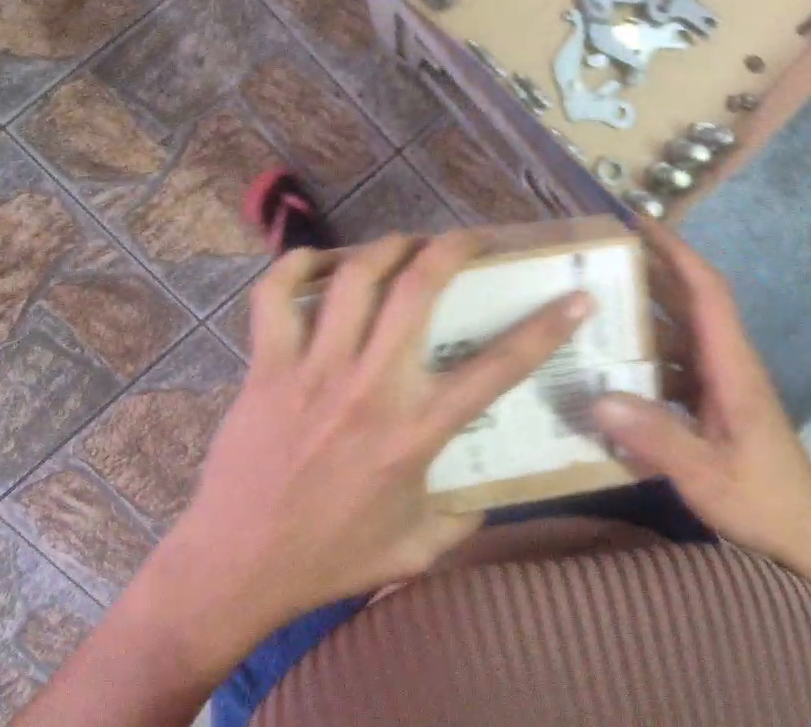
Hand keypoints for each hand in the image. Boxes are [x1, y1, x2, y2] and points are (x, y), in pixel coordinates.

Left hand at [155, 232, 590, 671]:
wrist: (234, 571)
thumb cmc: (331, 559)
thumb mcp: (418, 549)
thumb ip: (465, 519)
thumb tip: (491, 489)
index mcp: (417, 432)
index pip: (498, 368)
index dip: (545, 327)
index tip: (576, 299)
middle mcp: (372, 387)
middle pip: (418, 288)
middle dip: (453, 247)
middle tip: (470, 239)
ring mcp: (314, 371)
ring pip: (355, 277)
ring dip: (387, 246)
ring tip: (404, 245)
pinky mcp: (267, 368)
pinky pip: (275, 295)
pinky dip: (298, 266)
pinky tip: (320, 263)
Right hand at [592, 223, 810, 574]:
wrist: (804, 534)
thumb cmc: (763, 500)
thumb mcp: (705, 474)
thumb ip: (656, 437)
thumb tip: (599, 398)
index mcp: (732, 367)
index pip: (707, 292)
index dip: (676, 252)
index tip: (640, 224)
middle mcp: (727, 364)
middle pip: (690, 303)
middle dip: (651, 273)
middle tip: (600, 259)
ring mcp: (722, 384)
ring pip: (681, 334)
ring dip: (646, 316)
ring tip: (595, 308)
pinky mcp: (716, 404)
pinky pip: (677, 366)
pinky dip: (648, 358)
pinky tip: (614, 373)